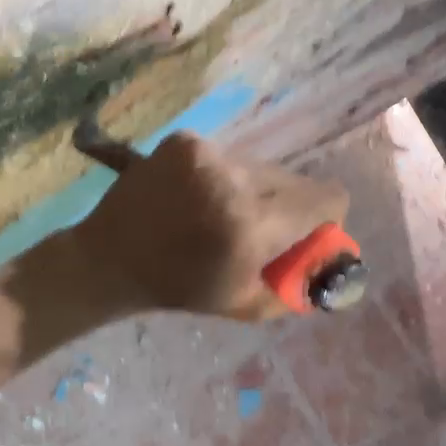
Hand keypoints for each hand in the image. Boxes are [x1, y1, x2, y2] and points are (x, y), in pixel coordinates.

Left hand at [71, 132, 348, 319]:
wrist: (107, 258)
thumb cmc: (177, 287)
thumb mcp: (245, 303)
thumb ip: (299, 285)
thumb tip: (338, 262)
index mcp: (252, 226)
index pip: (327, 197)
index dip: (322, 219)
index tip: (300, 235)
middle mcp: (234, 182)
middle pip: (293, 181)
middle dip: (283, 207)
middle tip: (251, 229)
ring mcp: (205, 156)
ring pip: (258, 167)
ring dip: (249, 189)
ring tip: (211, 215)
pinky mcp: (183, 141)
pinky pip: (226, 156)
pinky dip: (218, 176)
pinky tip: (191, 197)